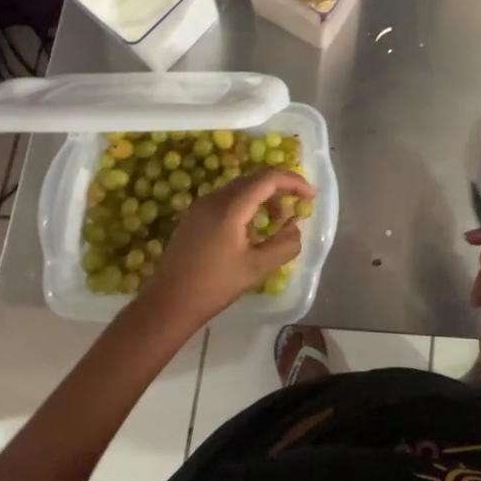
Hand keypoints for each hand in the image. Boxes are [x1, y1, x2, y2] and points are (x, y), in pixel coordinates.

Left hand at [140, 169, 313, 327]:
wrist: (168, 303)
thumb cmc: (214, 286)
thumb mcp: (257, 268)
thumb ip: (285, 244)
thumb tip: (294, 227)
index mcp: (231, 206)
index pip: (268, 178)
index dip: (294, 181)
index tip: (311, 196)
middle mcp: (215, 198)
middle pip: (255, 179)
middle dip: (281, 190)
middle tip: (298, 209)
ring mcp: (202, 205)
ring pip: (241, 188)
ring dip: (264, 199)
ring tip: (276, 224)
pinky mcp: (195, 216)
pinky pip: (228, 199)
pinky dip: (247, 205)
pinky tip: (252, 230)